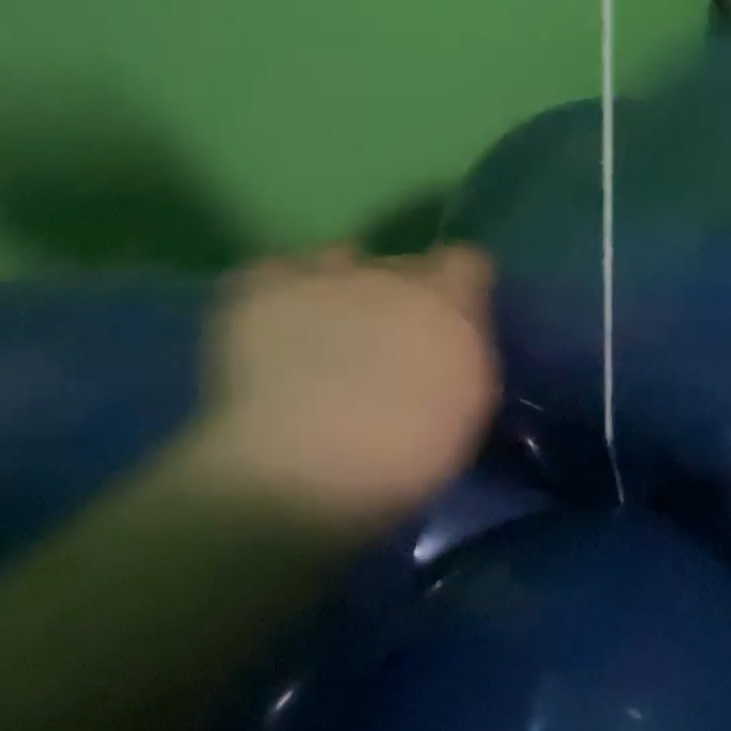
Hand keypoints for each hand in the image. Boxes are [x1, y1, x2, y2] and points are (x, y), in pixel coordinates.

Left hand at [188, 245, 499, 527]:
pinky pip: (273, 272)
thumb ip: (463, 351)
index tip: (454, 322)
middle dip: (401, 293)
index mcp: (452, 299)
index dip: (460, 289)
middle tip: (389, 339)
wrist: (304, 472)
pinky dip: (279, 292)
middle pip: (403, 263)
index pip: (468, 263)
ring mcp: (322, 279)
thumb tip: (450, 341)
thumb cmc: (411, 449)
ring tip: (327, 327)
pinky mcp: (259, 294)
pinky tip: (277, 323)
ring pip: (339, 258)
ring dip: (341, 285)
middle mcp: (391, 273)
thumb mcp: (470, 399)